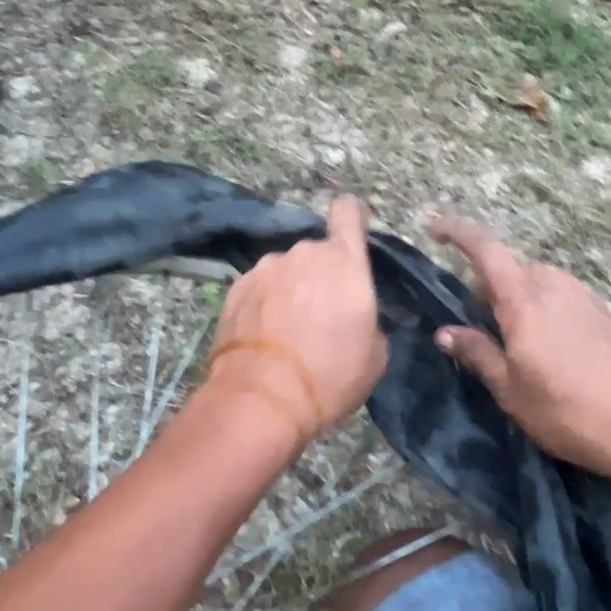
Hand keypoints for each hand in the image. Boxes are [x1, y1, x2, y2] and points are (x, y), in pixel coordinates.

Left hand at [208, 196, 388, 445]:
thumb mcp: (375, 355)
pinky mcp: (236, 287)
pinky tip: (263, 336)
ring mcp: (266, 267)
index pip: (348, 212)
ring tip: (286, 331)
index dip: (352, 218)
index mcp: (344, 261)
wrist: (263, 399)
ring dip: (290, 290)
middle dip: (321, 276)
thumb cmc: (330, 376)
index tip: (353, 233)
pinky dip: (263, 304)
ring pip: (286, 271)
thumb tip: (357, 315)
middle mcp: (304, 253)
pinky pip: (259, 288)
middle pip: (317, 252)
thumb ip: (370, 319)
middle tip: (321, 316)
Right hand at [430, 216, 610, 478]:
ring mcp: (581, 295)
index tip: (433, 227)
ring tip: (515, 346)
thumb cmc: (569, 412)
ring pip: (535, 282)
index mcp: (524, 299)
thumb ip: (478, 353)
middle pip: (509, 269)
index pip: (484, 248)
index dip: (456, 231)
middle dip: (487, 288)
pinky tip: (551, 352)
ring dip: (516, 300)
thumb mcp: (512, 391)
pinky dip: (542, 309)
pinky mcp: (602, 311)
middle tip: (480, 330)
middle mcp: (552, 285)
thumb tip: (445, 332)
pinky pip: (558, 296)